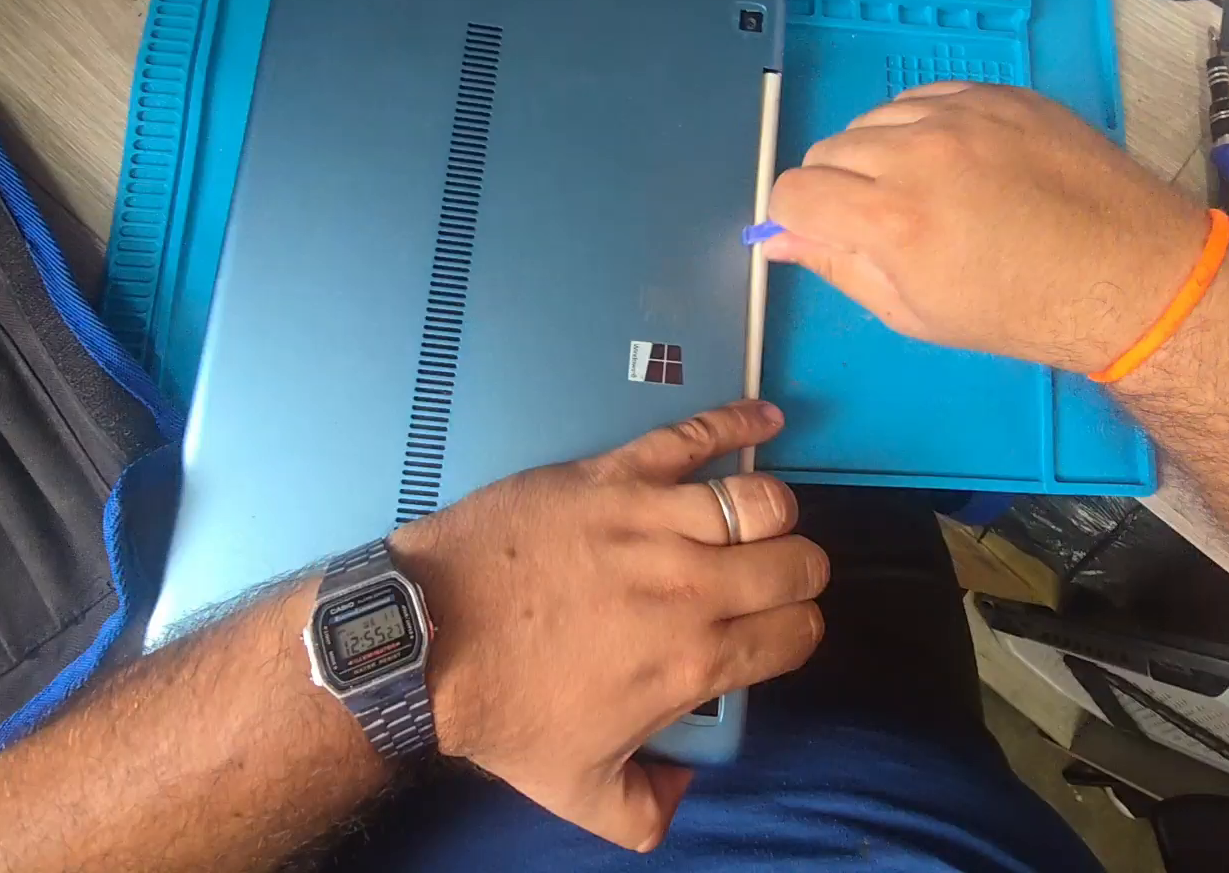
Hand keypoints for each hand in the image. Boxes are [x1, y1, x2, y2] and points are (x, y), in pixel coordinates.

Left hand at [386, 401, 825, 851]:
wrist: (430, 634)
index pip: (796, 632)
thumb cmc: (503, 706)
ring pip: (763, 499)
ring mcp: (655, 519)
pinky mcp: (618, 473)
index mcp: (695, 661)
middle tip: (769, 575)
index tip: (775, 627)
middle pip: (797, 562)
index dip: (796, 630)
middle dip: (798, 571)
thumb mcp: (576, 791)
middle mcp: (692, 586)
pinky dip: (739, 421)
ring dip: (773, 513)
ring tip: (754, 520)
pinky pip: (694, 435)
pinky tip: (764, 417)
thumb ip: (648, 811)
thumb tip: (687, 786)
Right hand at [764, 82, 1210, 373]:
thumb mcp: (909, 311)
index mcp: (892, 219)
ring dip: (873, 155)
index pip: (793, 191)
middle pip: (825, 152)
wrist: (1125, 275)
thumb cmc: (1011, 312)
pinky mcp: (998, 94)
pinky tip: (948, 159)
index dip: (791, 216)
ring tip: (917, 189)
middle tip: (873, 222)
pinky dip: (915, 127)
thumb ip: (835, 266)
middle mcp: (918, 154)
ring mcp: (963, 114)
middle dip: (831, 189)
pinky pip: (920, 98)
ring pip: (869, 121)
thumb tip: (778, 239)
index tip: (813, 233)